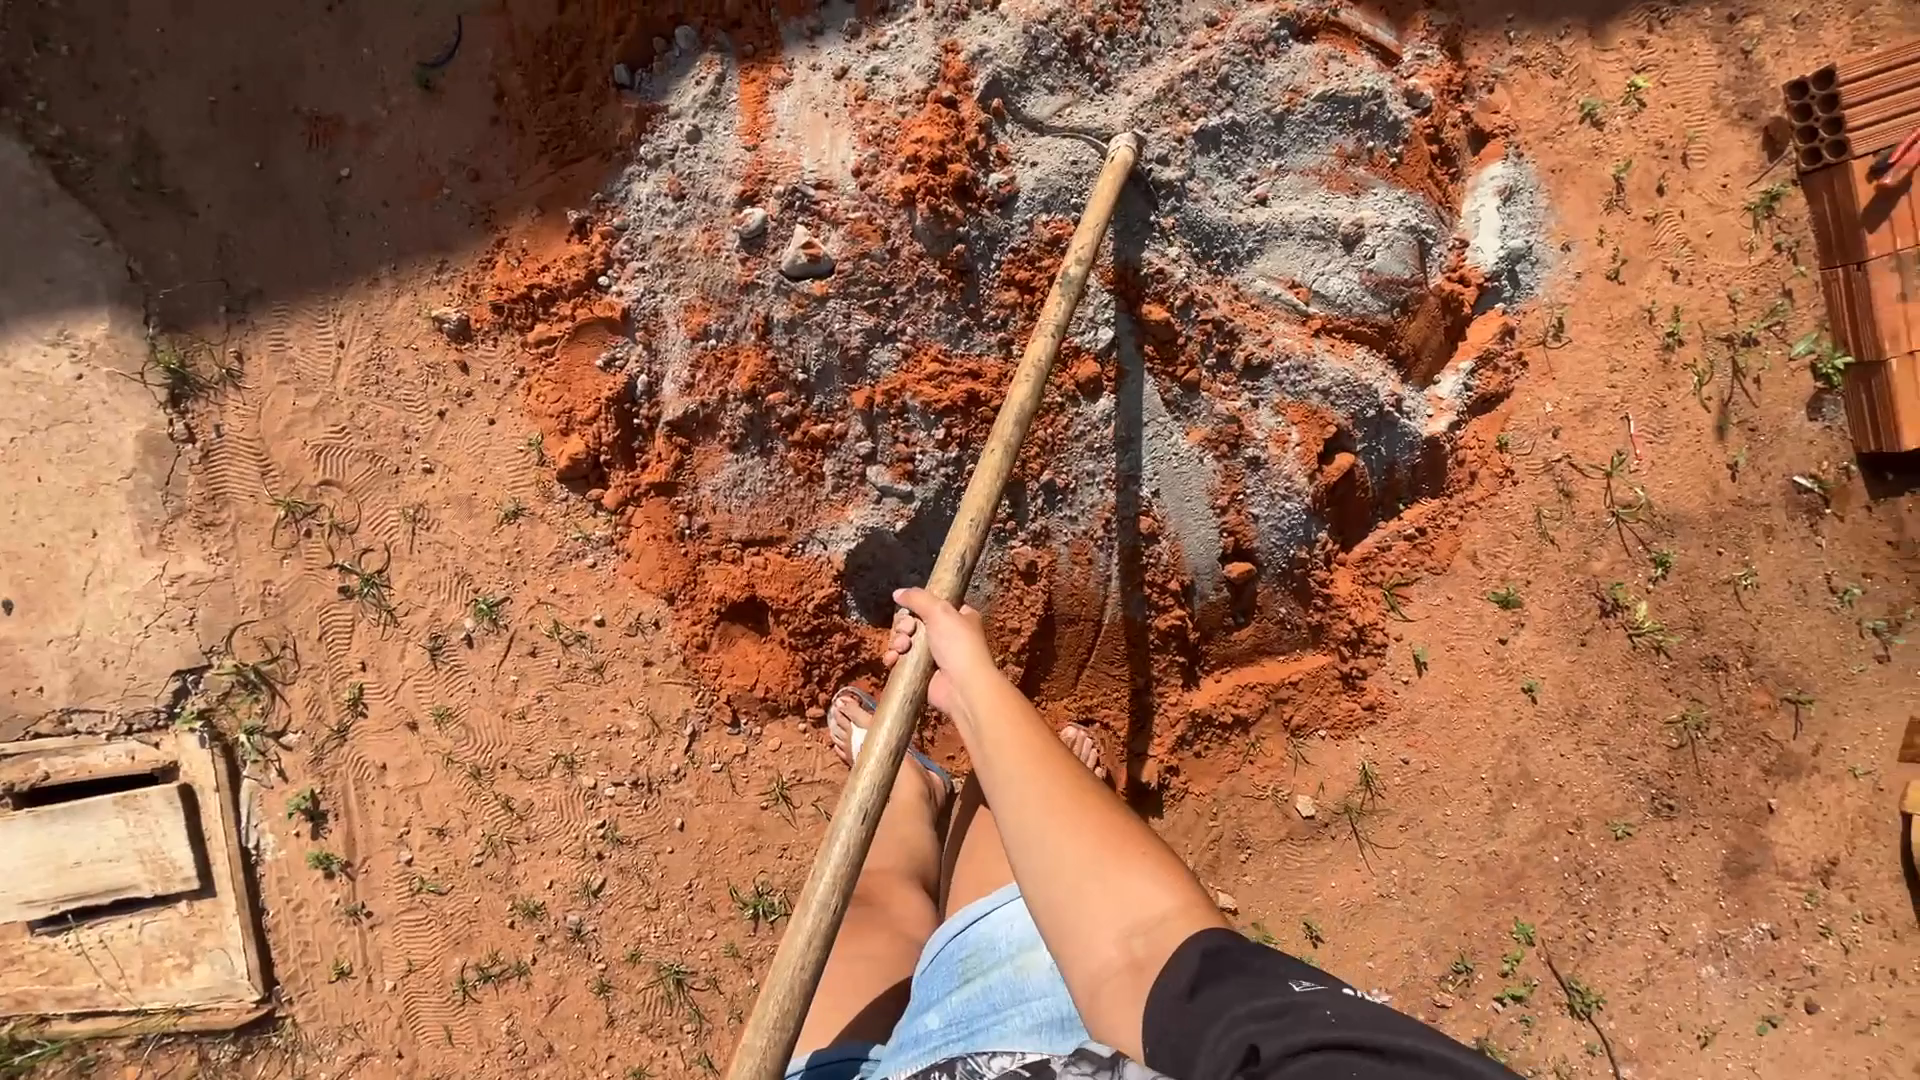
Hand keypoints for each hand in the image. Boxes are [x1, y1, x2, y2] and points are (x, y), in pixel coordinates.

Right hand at [885, 587, 998, 716]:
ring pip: (905, 641)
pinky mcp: (921, 673)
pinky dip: (894, 658)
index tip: (911, 610)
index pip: (931, 605)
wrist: (963, 687)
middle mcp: (946, 635)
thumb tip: (897, 593)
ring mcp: (933, 655)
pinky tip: (892, 659)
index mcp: (958, 617)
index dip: (917, 606)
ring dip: (898, 642)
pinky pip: (901, 661)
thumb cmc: (959, 646)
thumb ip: (917, 598)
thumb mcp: (940, 611)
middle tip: (908, 631)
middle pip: (914, 622)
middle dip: (904, 626)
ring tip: (902, 648)